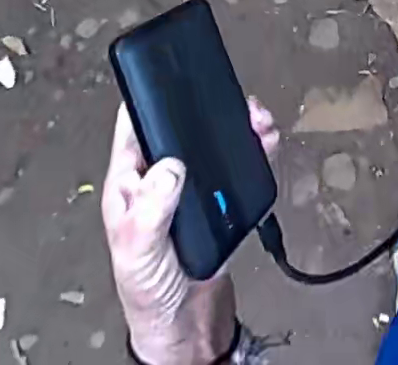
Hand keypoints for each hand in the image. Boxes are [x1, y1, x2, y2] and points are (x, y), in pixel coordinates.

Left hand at [103, 99, 278, 361]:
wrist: (191, 323)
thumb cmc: (151, 293)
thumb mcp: (141, 254)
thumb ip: (150, 212)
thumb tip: (169, 166)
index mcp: (132, 184)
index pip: (135, 126)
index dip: (149, 97)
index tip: (169, 74)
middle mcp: (163, 177)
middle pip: (184, 126)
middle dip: (208, 107)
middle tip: (231, 98)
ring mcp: (194, 184)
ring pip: (216, 138)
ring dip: (238, 123)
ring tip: (256, 118)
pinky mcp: (223, 192)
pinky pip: (242, 158)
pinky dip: (256, 145)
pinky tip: (264, 141)